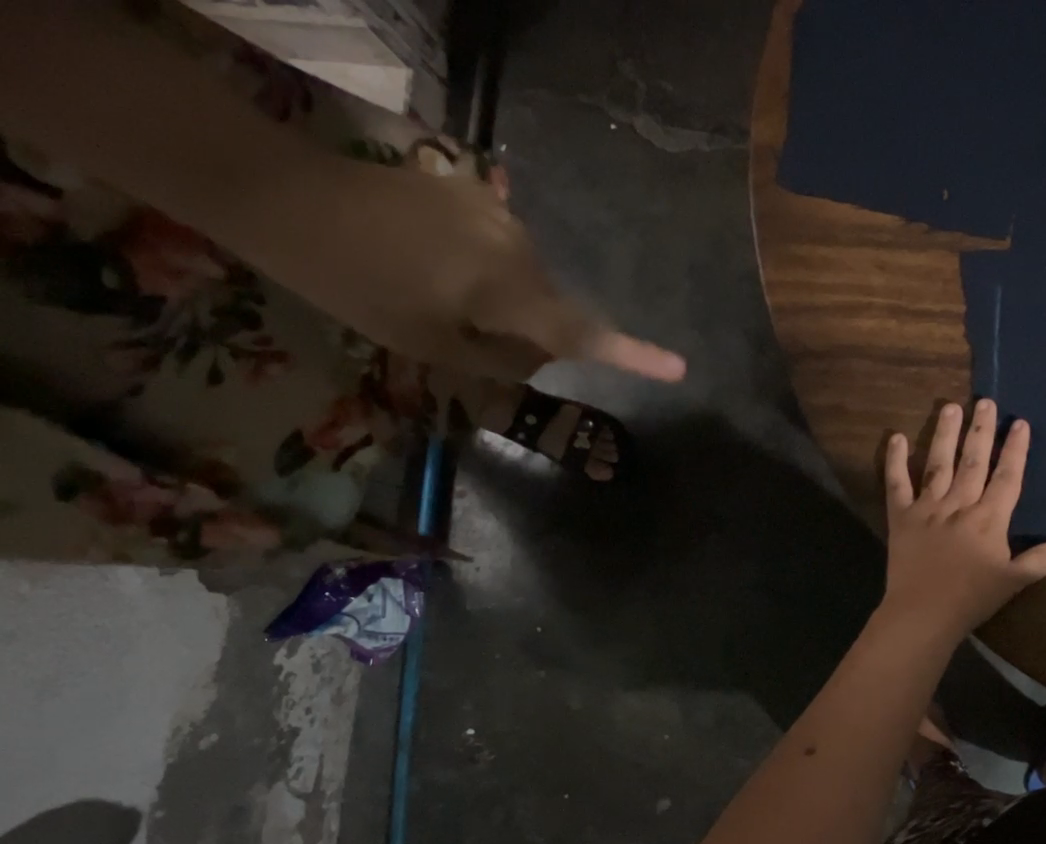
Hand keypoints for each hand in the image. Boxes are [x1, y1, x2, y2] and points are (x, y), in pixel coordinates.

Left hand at [240, 157, 686, 384]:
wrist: (287, 197)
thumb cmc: (355, 284)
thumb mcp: (426, 344)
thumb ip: (496, 360)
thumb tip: (539, 358)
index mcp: (509, 290)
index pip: (583, 333)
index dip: (633, 356)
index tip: (680, 369)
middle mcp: (520, 249)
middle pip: (551, 304)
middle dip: (528, 328)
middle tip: (461, 336)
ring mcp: (499, 215)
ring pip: (527, 275)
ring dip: (503, 295)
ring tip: (434, 290)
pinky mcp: (476, 193)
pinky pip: (505, 245)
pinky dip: (487, 265)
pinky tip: (437, 259)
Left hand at [879, 399, 1045, 640]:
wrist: (924, 613)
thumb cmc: (971, 598)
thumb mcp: (1012, 582)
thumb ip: (1040, 561)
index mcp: (988, 518)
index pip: (1006, 476)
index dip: (1015, 449)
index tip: (1019, 423)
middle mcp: (959, 504)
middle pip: (973, 460)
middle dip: (981, 430)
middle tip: (985, 401)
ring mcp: (928, 507)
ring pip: (938, 463)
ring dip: (945, 434)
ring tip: (951, 406)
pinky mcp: (901, 517)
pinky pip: (897, 484)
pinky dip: (895, 460)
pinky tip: (897, 437)